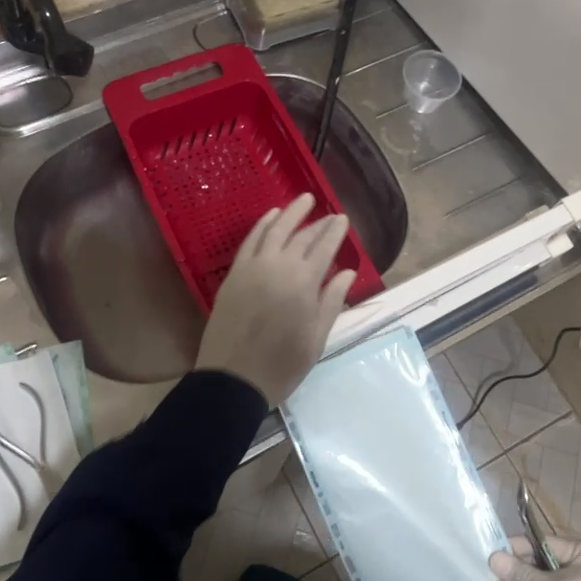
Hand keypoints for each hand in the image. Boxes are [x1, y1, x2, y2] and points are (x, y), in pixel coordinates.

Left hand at [195, 193, 356, 407]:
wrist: (233, 380)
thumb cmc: (282, 365)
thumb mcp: (316, 338)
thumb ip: (331, 301)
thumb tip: (348, 273)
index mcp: (304, 283)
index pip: (324, 248)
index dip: (335, 232)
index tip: (343, 219)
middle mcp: (279, 267)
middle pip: (302, 237)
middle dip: (318, 223)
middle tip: (330, 214)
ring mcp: (253, 268)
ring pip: (275, 230)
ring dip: (290, 213)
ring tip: (304, 199)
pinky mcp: (234, 274)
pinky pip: (250, 241)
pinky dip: (262, 225)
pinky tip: (270, 216)